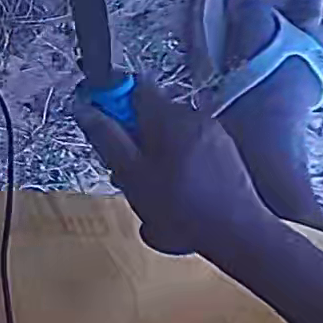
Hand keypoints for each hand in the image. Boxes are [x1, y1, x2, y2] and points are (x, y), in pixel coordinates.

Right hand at [71, 77, 282, 259]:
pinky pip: (186, 143)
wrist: (240, 237)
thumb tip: (82, 107)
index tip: (100, 124)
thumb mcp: (128, 170)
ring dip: (148, 147)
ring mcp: (214, 134)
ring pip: (165, 129)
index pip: (133, 85)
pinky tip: (170, 186)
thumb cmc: (177, 204)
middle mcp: (194, 117)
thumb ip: (104, 135)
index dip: (110, 99)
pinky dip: (170, 157)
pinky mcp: (225, 152)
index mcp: (169, 117)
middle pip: (147, 110)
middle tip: (120, 163)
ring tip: (145, 181)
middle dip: (128, 130)